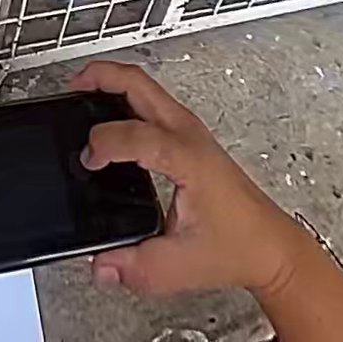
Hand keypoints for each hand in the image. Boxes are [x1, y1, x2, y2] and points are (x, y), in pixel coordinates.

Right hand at [71, 60, 313, 299]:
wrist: (270, 244)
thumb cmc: (238, 246)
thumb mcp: (185, 265)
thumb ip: (138, 267)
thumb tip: (101, 264)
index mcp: (188, 157)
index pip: (136, 134)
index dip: (105, 143)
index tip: (89, 161)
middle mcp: (187, 132)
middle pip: (137, 82)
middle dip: (99, 76)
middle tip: (73, 87)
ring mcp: (186, 126)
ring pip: (142, 82)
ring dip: (109, 80)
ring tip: (83, 92)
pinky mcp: (184, 129)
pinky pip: (147, 95)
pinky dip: (121, 92)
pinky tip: (107, 110)